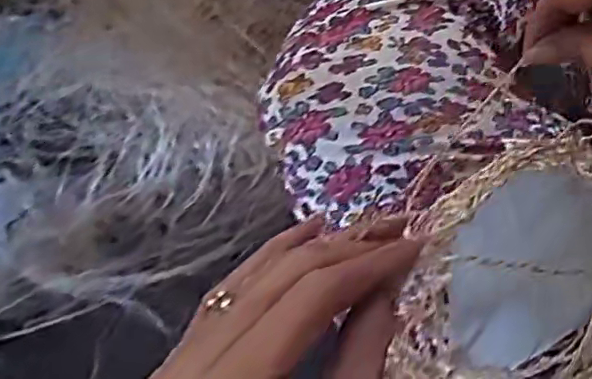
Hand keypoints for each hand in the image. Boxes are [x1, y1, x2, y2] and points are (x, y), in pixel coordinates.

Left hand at [152, 218, 421, 378]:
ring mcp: (170, 367)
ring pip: (252, 278)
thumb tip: (390, 283)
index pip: (312, 294)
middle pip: (285, 277)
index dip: (372, 262)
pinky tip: (308, 230)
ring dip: (319, 244)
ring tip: (371, 226)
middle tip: (407, 227)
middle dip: (353, 245)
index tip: (420, 244)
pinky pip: (223, 297)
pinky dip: (269, 258)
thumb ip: (360, 354)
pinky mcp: (171, 368)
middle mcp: (189, 368)